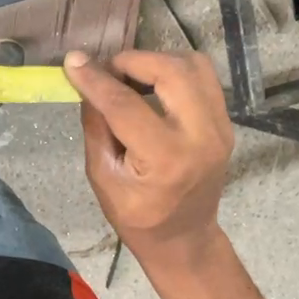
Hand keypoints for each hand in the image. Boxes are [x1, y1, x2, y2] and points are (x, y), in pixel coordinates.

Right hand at [62, 49, 234, 261]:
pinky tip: (151, 85)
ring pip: (193, 65)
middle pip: (171, 71)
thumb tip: (87, 85)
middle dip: (133, 60)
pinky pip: (202, 78)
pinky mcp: (224, 122)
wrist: (184, 238)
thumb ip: (96, 128)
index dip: (96, 80)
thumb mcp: (102, 178)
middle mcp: (200, 136)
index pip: (126, 105)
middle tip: (107, 70)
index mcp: (165, 159)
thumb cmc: (136, 217)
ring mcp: (220, 127)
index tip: (74, 62)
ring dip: (156, 61)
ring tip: (129, 75)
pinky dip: (173, 71)